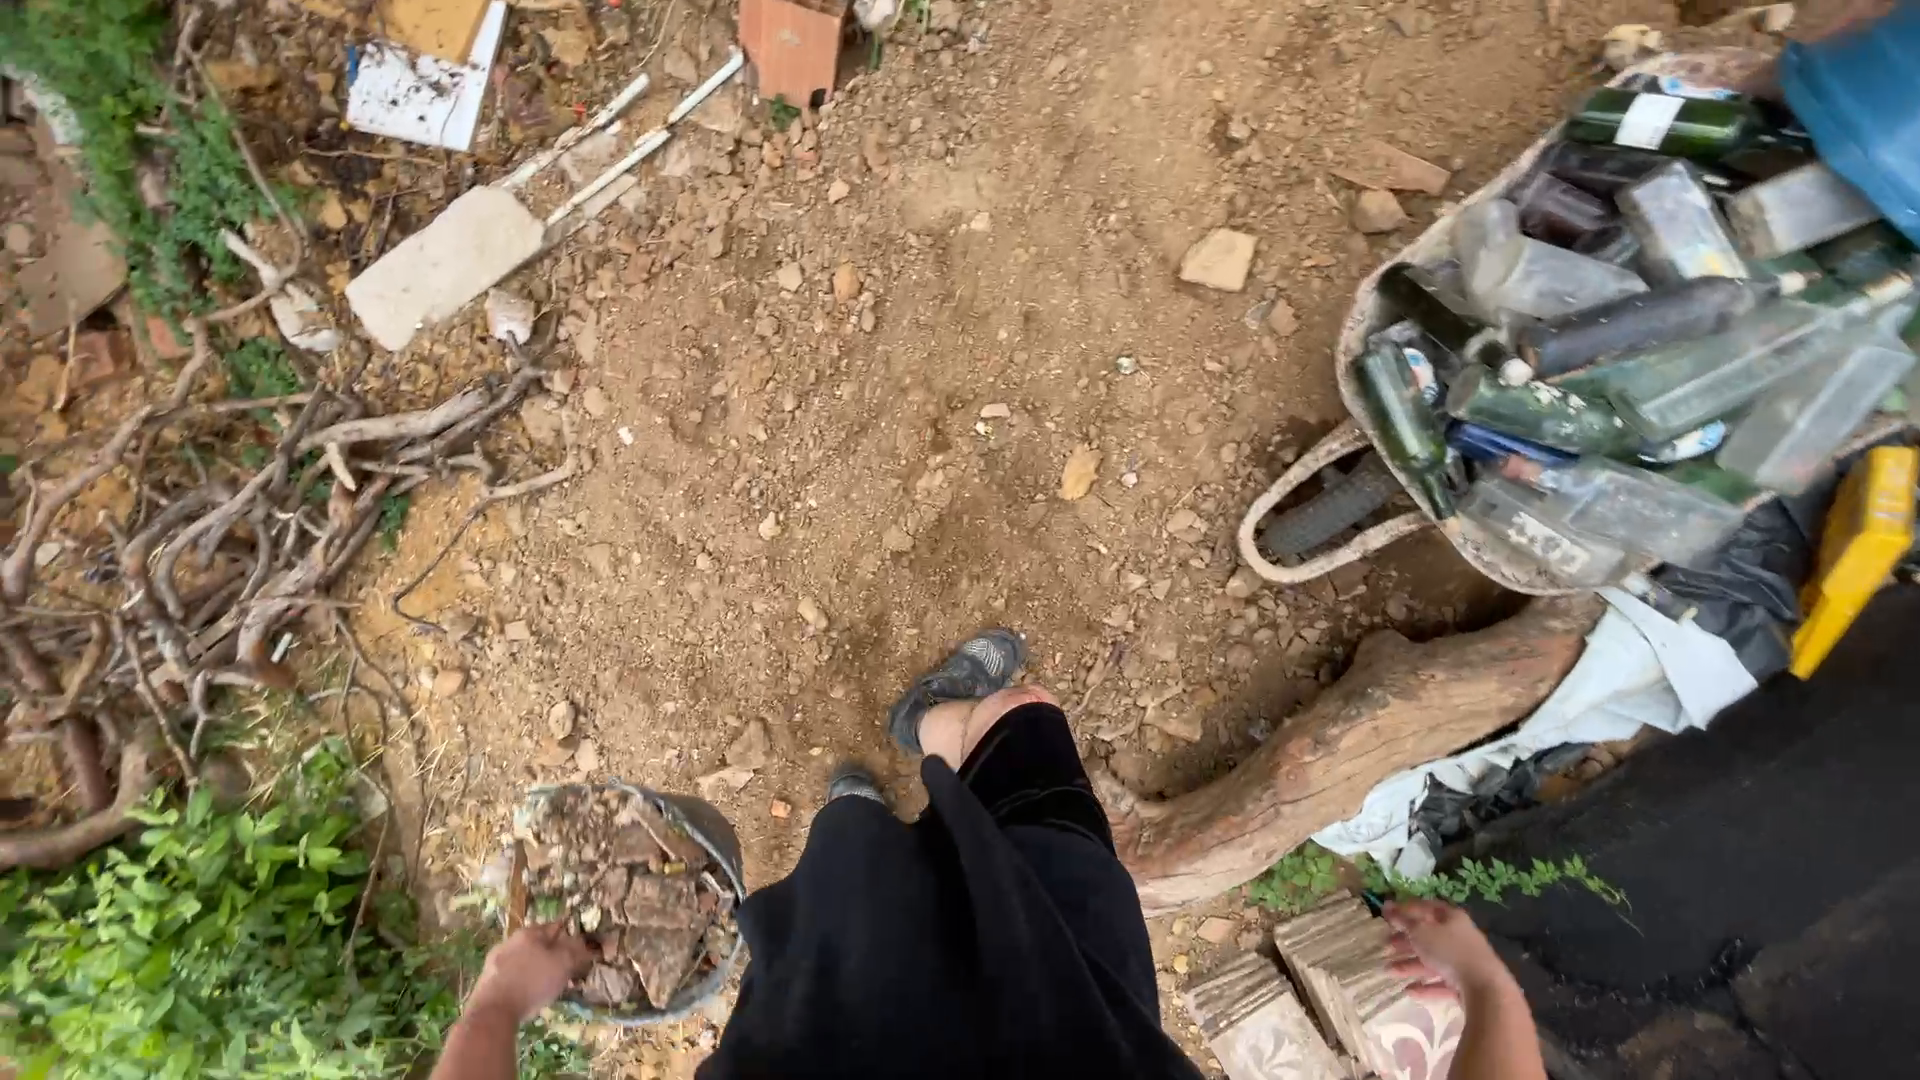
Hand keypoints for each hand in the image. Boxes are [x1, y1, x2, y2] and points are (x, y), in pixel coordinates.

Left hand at [468, 924, 594, 1023]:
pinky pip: (509, 979)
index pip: (556, 928)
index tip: (576, 958)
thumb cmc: (532, 983)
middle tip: (562, 976)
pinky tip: (525, 1000)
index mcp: (528, 932)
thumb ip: (576, 950)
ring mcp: (492, 963)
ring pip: (523, 963)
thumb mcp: (564, 963)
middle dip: (551, 959)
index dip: (570, 942)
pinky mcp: (483, 984)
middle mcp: (508, 942)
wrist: (490, 1015)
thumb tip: (581, 944)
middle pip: (538, 947)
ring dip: (535, 973)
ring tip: (544, 991)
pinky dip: (520, 986)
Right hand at [1382, 899, 1514, 1000]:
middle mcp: (1460, 936)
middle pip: (1428, 935)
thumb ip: (1402, 919)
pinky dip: (1426, 985)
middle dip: (1406, 940)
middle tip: (1387, 943)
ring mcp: (1465, 962)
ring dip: (1411, 964)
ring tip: (1389, 971)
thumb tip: (1387, 905)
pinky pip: (1443, 981)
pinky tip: (1409, 991)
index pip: (1425, 907)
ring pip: (1433, 960)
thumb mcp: (1419, 930)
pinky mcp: (1468, 984)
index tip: (1387, 914)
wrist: (1486, 990)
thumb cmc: (1449, 950)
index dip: (1405, 909)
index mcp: (1451, 917)